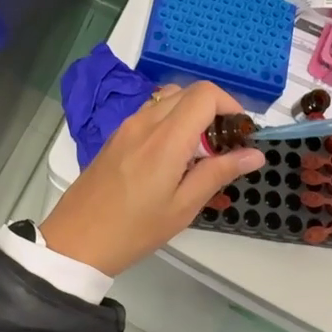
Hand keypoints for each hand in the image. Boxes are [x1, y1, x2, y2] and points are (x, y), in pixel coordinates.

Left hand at [42, 82, 266, 276]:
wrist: (77, 239)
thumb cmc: (134, 229)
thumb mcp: (184, 207)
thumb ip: (219, 173)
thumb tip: (254, 154)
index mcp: (166, 137)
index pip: (204, 94)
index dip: (230, 105)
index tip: (241, 133)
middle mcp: (145, 121)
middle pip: (187, 92)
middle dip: (213, 110)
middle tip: (225, 145)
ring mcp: (127, 126)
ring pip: (167, 99)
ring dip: (191, 114)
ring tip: (200, 153)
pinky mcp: (116, 136)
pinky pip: (150, 113)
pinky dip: (170, 121)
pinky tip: (173, 157)